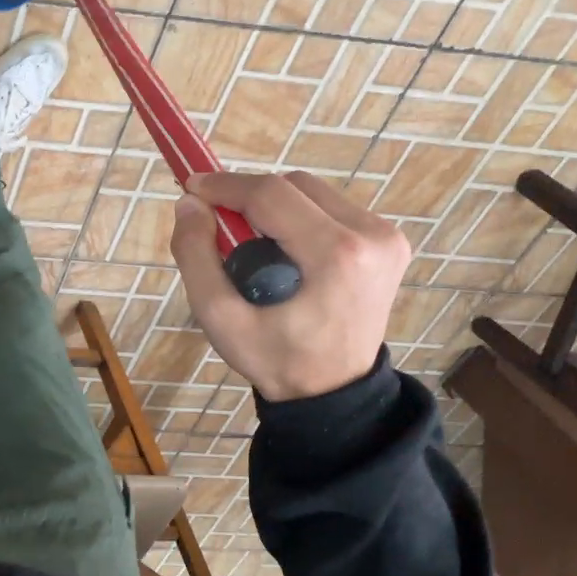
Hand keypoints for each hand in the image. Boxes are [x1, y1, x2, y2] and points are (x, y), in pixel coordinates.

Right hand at [169, 171, 409, 402]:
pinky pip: (329, 208)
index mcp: (335, 254)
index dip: (224, 186)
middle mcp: (371, 235)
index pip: (271, 194)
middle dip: (247, 196)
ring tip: (247, 244)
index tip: (189, 187)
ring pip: (312, 192)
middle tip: (214, 223)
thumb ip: (195, 256)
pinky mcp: (388, 241)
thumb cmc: (274, 358)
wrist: (333, 390)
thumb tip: (188, 204)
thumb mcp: (218, 317)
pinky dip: (295, 216)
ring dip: (271, 205)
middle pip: (294, 185)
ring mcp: (386, 236)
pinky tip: (279, 249)